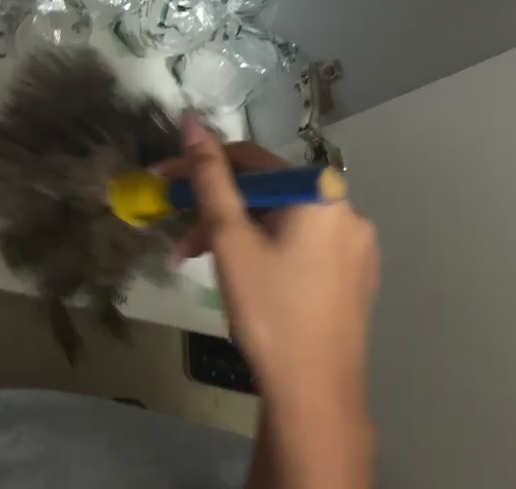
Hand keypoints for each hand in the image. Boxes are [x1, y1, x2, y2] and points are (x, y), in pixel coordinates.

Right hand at [173, 116, 380, 419]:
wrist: (314, 395)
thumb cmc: (268, 308)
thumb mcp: (228, 236)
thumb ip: (209, 175)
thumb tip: (191, 120)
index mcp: (321, 194)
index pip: (249, 157)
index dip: (199, 164)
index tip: (162, 179)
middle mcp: (345, 211)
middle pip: (263, 190)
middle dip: (213, 207)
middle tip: (176, 231)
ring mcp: (353, 246)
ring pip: (275, 219)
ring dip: (230, 231)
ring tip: (193, 259)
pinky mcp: (351, 275)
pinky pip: (295, 242)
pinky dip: (259, 247)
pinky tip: (234, 271)